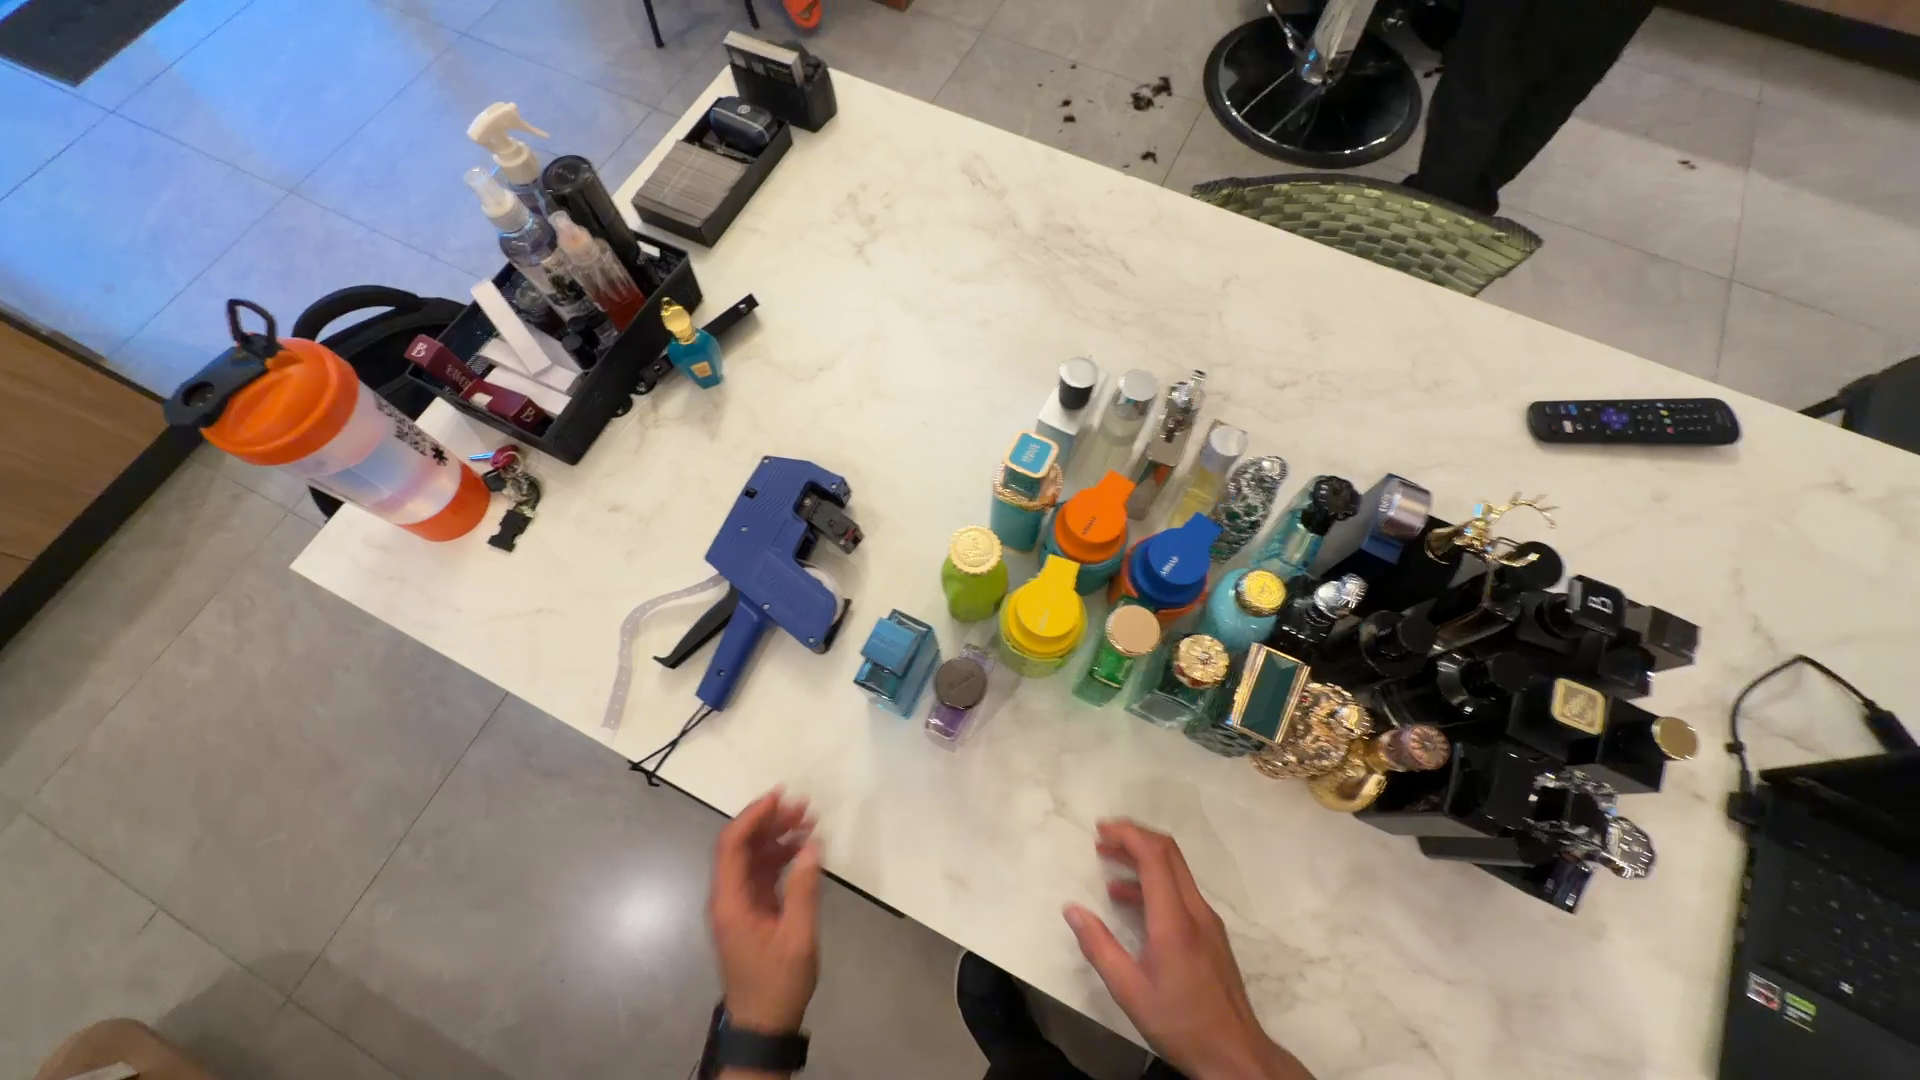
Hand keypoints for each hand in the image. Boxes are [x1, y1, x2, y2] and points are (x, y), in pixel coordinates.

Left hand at [708, 789, 822, 1034]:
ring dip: (778, 837)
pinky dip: (781, 857)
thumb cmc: (777, 984)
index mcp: (729, 902)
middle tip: (802, 807)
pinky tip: (804, 850)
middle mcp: (728, 897)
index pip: (731, 845)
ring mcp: (739, 904)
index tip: (779, 797)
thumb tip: (811, 846)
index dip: (753, 816)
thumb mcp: (797, 938)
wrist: (763, 1026)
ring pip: (753, 857)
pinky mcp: (751, 911)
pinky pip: (762, 873)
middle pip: (741, 846)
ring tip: (809, 822)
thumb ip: (803, 890)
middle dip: (770, 822)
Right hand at [1063, 820, 1314, 1079]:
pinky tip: (1129, 900)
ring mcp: (1207, 921)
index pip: (1154, 856)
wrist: (1236, 1056)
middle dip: (1133, 837)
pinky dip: (1153, 882)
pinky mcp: (1211, 933)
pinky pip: (1180, 892)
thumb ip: (1098, 946)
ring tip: (1108, 863)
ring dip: (1142, 859)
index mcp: (1174, 920)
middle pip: (1168, 853)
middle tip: (1101, 837)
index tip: (1100, 829)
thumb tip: (1072, 909)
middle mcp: (1196, 910)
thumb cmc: (1180, 1023)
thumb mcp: (1129, 991)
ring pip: (1175, 871)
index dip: (1127, 834)